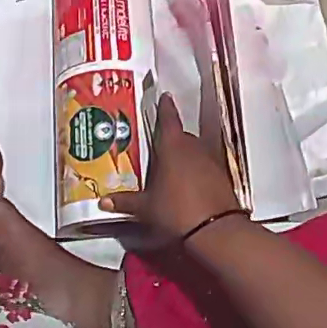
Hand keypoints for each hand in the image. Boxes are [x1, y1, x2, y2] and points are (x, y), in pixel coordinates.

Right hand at [101, 94, 240, 240]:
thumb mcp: (146, 208)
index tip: (164, 97)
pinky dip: (196, 169)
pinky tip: (187, 183)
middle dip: (170, 138)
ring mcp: (211, 162)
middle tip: (157, 145)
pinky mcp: (222, 177)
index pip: (168, 120)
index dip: (165, 108)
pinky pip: (205, 165)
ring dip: (184, 154)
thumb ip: (125, 201)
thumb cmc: (176, 211)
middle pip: (181, 136)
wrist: (215, 231)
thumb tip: (104, 202)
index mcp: (173, 147)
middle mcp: (194, 148)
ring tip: (170, 166)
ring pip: (195, 150)